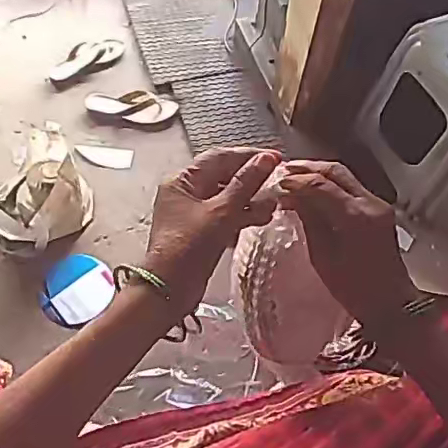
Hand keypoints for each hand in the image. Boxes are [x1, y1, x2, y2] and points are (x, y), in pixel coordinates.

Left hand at [144, 148, 280, 312]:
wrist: (169, 291)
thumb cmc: (188, 248)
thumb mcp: (221, 212)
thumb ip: (245, 184)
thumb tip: (266, 159)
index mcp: (182, 180)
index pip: (220, 157)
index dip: (249, 156)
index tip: (276, 158)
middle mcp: (185, 193)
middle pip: (224, 177)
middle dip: (252, 180)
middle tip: (278, 182)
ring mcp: (192, 214)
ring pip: (227, 198)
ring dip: (250, 200)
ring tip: (273, 204)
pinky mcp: (201, 233)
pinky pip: (225, 216)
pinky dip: (242, 216)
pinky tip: (260, 220)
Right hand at [274, 161, 418, 327]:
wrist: (391, 303)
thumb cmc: (356, 290)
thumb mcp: (323, 257)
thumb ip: (310, 221)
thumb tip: (293, 198)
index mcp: (356, 217)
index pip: (321, 185)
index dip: (297, 181)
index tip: (279, 182)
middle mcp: (371, 205)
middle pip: (336, 171)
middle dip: (308, 168)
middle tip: (284, 171)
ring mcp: (378, 205)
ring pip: (345, 176)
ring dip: (319, 175)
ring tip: (296, 179)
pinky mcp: (380, 210)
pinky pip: (352, 188)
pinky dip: (331, 185)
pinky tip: (315, 192)